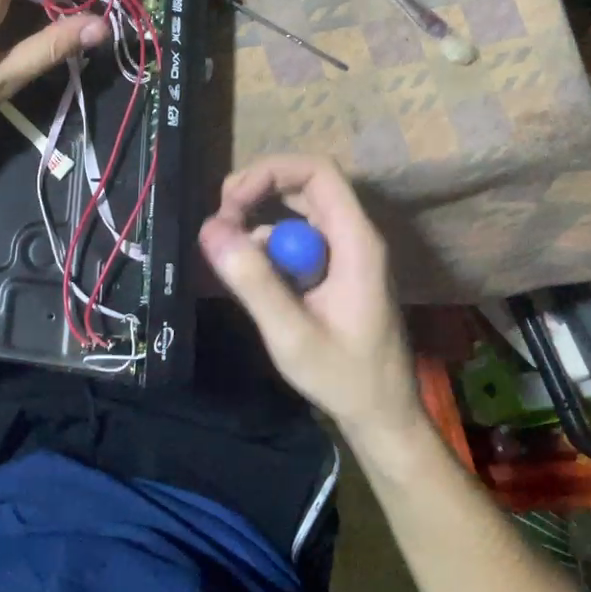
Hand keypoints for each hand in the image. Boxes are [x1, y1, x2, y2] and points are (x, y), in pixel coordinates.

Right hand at [197, 155, 423, 442]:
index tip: (231, 202)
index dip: (269, 173)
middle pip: (302, 184)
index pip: (317, 172)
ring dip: (255, 221)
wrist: (381, 419)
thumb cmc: (344, 378)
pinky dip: (263, 247)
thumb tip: (209, 229)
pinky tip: (248, 278)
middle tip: (220, 224)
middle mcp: (352, 237)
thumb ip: (253, 282)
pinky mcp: (331, 271)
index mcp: (356, 242)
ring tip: (227, 255)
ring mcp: (342, 253)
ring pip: (293, 210)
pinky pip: (292, 238)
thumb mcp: (292, 334)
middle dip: (254, 192)